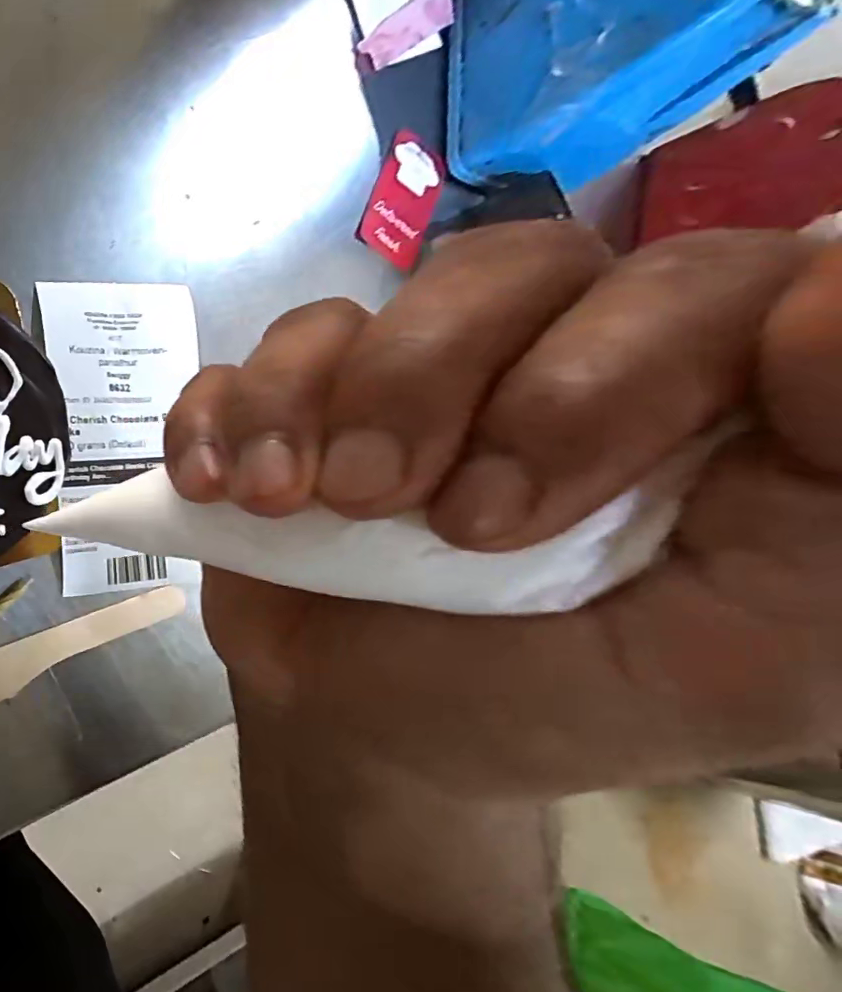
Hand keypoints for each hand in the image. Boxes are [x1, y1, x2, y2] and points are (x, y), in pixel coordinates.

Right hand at [167, 221, 841, 797]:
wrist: (361, 722)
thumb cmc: (539, 697)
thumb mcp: (726, 654)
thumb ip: (836, 509)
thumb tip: (830, 303)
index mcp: (677, 397)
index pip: (694, 282)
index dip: (615, 366)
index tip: (516, 511)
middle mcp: (524, 357)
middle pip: (497, 270)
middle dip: (429, 391)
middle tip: (384, 507)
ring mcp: (374, 383)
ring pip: (347, 314)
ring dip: (300, 406)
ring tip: (282, 503)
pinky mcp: (269, 414)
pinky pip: (231, 372)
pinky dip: (214, 421)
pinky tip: (213, 487)